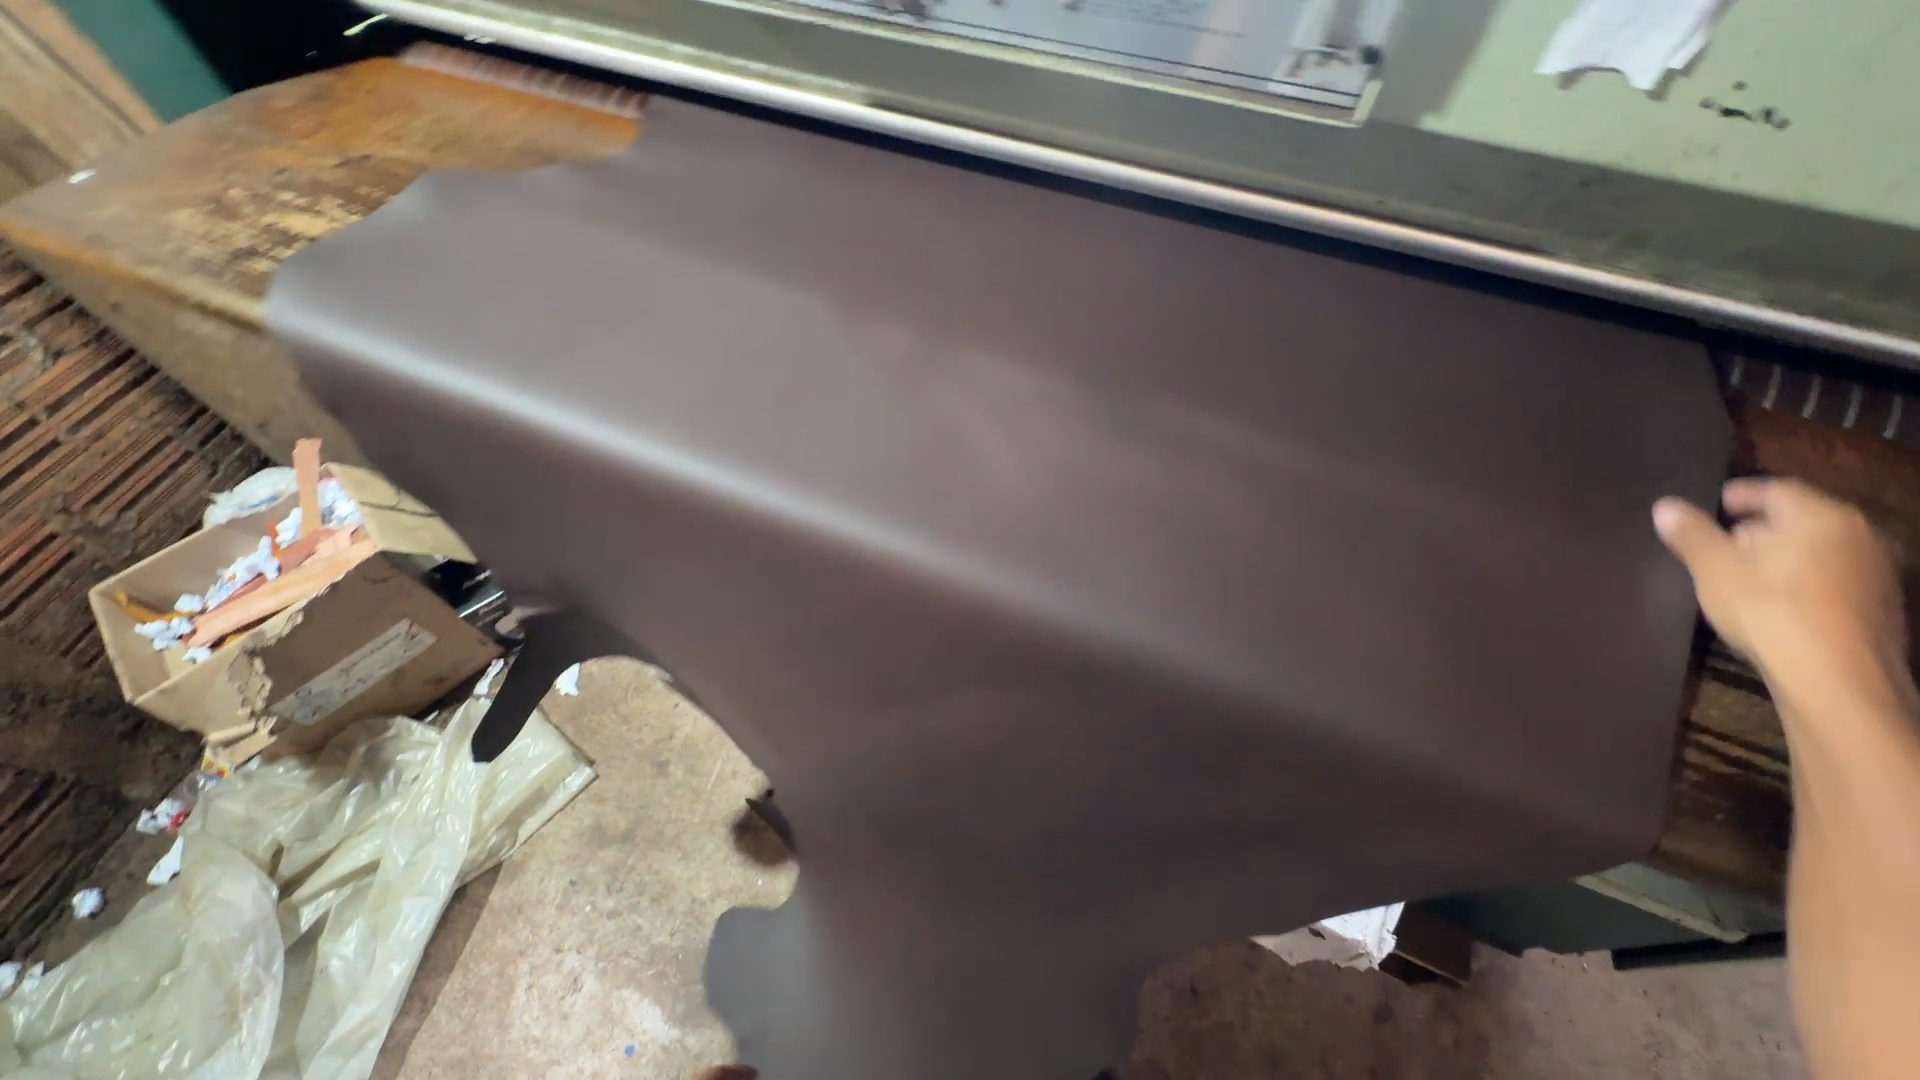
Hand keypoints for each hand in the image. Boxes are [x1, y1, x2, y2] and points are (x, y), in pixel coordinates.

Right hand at [1653, 478, 1910, 714]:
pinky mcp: (1880, 603)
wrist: (1836, 678)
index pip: (1776, 489)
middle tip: (1719, 546)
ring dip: (1780, 555)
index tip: (1709, 507)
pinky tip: (1775, 602)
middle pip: (1799, 518)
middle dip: (1757, 528)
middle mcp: (1860, 534)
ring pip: (1818, 548)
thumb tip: (1666, 506)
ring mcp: (1877, 570)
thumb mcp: (1714, 569)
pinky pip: (1832, 576)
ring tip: (1741, 576)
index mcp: (1821, 517)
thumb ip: (1691, 534)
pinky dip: (1802, 579)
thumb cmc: (1768, 610)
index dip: (1738, 495)